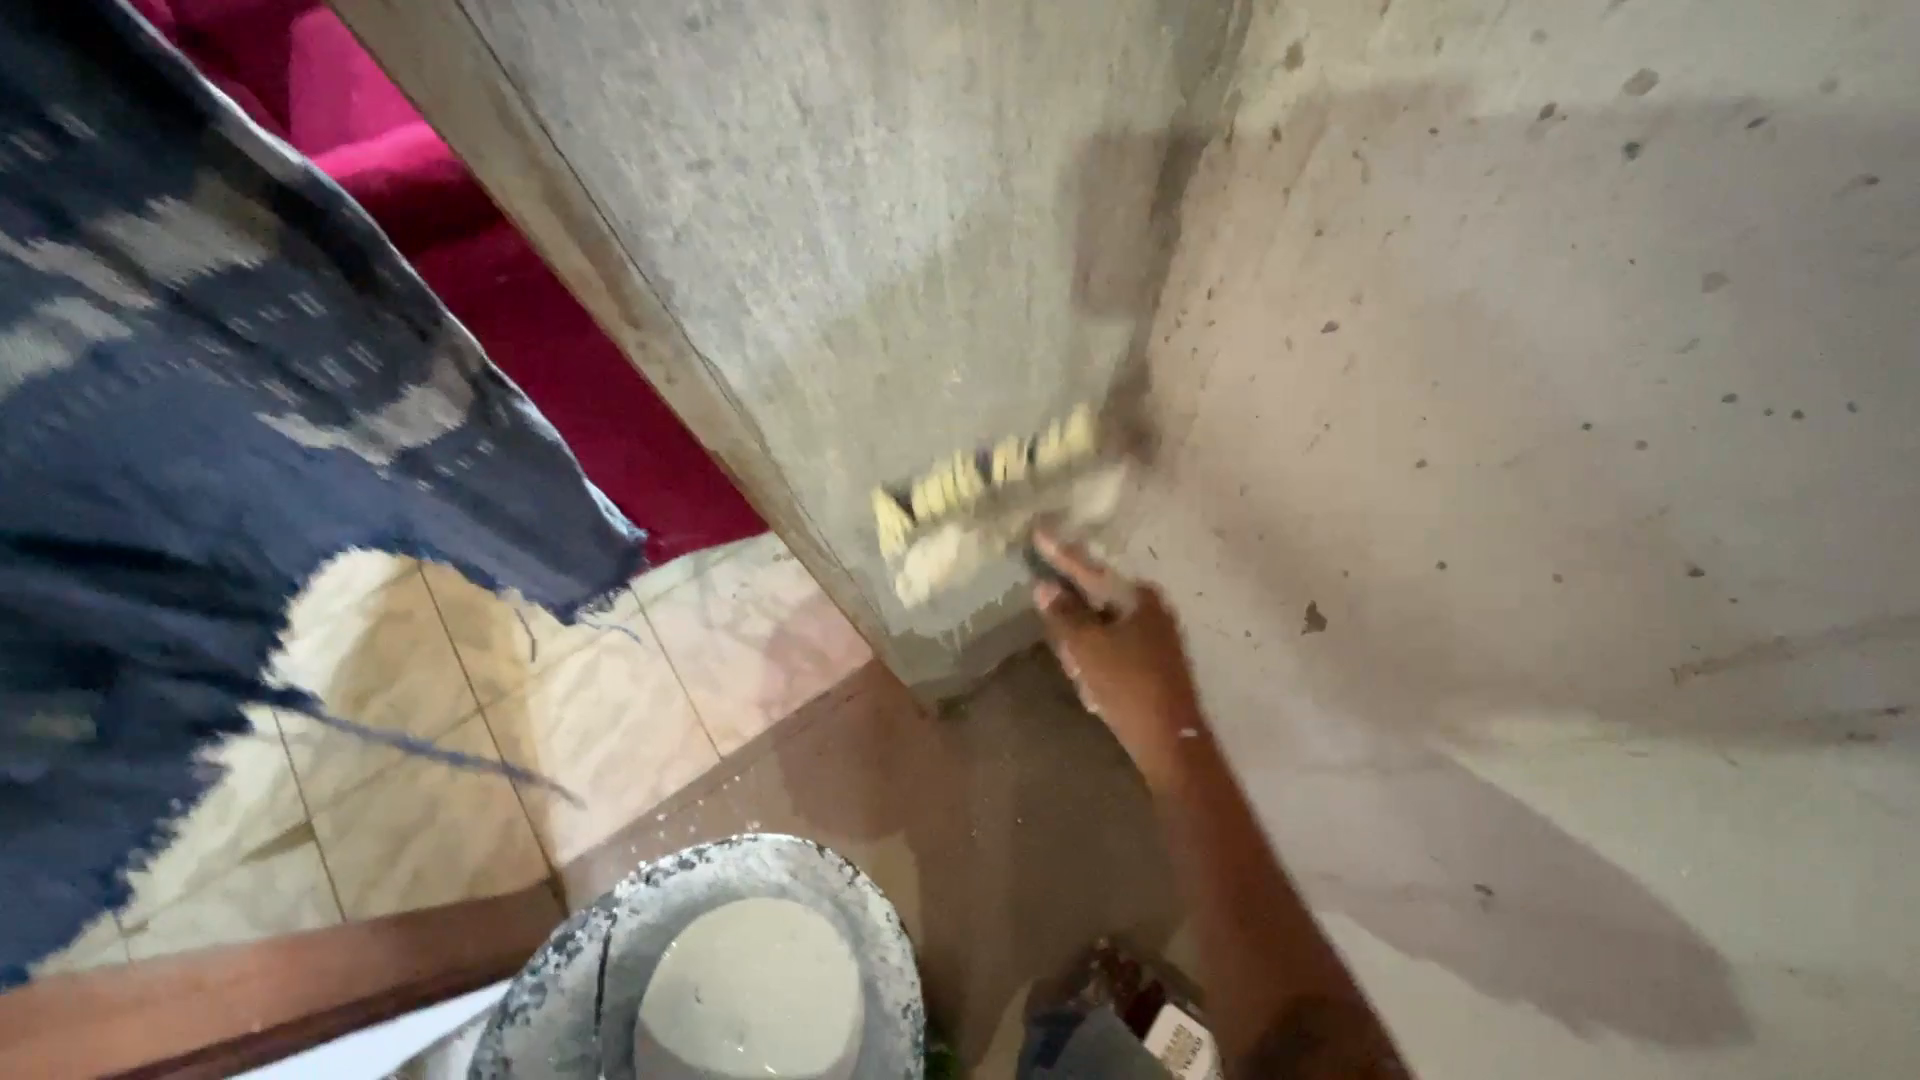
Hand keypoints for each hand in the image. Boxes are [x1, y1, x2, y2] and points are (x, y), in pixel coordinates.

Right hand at [1031, 530, 1203, 784]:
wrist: (1170, 740)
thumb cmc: (1127, 685)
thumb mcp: (1087, 648)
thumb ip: (1064, 614)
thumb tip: (1044, 586)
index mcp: (1137, 596)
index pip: (1089, 569)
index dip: (1060, 554)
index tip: (1037, 531)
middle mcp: (1150, 608)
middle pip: (1093, 603)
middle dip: (1073, 628)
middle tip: (1068, 656)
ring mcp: (1155, 635)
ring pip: (1100, 631)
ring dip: (1084, 653)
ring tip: (1085, 681)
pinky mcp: (1153, 661)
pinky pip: (1112, 652)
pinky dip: (1098, 667)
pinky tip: (1097, 692)